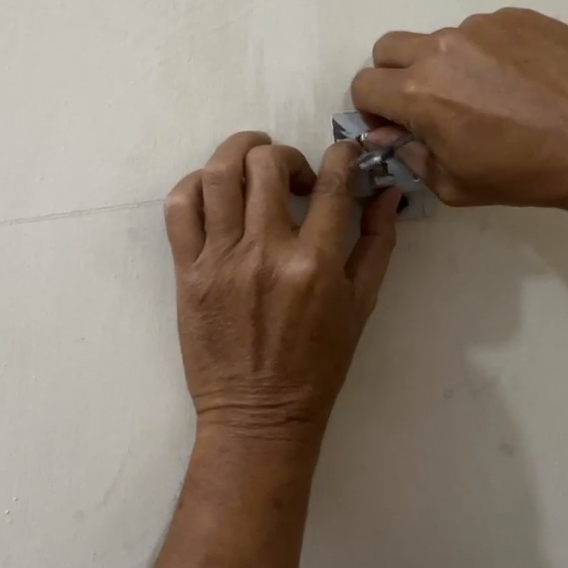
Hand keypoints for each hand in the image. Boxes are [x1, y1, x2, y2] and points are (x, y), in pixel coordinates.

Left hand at [163, 132, 401, 441]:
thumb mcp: (361, 306)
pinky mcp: (188, 272)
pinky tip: (215, 192)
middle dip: (285, 154)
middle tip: (293, 176)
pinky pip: (180, 208)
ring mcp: (221, 260)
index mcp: (316, 263)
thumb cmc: (318, 365)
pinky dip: (196, 184)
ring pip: (219, 175)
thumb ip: (376, 244)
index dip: (341, 156)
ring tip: (251, 162)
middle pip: (267, 165)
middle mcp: (266, 253)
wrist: (259, 414)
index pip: (332, 183)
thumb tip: (388, 192)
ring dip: (238, 153)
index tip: (342, 155)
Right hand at [349, 8, 567, 215]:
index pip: (364, 85)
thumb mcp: (455, 185)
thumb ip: (412, 155)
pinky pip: (484, 30)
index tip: (396, 124)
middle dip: (395, 76)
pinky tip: (521, 82)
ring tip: (491, 96)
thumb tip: (392, 133)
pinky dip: (488, 53)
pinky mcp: (520, 16)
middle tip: (429, 104)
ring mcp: (484, 26)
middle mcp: (444, 48)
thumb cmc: (528, 174)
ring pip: (440, 39)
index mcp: (420, 92)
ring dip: (447, 64)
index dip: (374, 109)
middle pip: (388, 48)